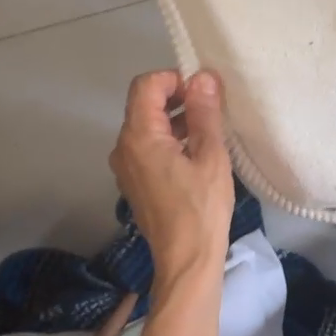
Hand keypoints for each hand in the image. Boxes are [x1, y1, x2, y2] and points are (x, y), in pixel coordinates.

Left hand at [110, 69, 232, 287]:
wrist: (187, 258)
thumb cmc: (202, 207)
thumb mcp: (211, 156)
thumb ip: (204, 114)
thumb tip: (202, 77)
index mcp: (139, 136)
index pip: (146, 86)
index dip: (174, 79)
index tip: (204, 92)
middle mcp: (123, 147)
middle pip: (143, 105)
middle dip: (176, 98)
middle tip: (212, 109)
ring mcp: (126, 167)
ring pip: (147, 129)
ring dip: (174, 121)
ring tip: (208, 132)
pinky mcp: (135, 183)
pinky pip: (148, 149)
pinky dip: (169, 142)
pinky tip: (195, 156)